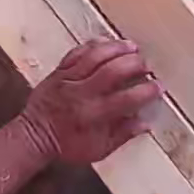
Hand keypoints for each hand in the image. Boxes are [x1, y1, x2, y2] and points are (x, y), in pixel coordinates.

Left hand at [15, 39, 163, 164]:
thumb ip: (122, 135)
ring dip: (116, 48)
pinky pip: (76, 53)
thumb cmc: (67, 146)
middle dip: (134, 64)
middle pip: (112, 71)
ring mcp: (68, 80)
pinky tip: (107, 43)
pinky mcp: (58, 72)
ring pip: (94, 57)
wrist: (34, 136)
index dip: (146, 91)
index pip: (126, 99)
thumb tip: (145, 123)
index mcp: (93, 115)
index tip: (159, 86)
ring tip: (132, 46)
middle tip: (147, 64)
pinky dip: (93, 45)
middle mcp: (81, 94)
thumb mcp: (97, 149)